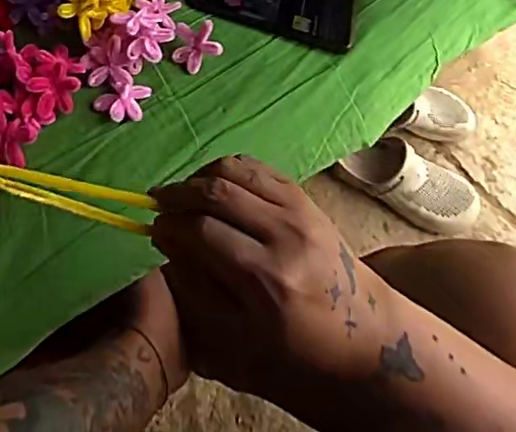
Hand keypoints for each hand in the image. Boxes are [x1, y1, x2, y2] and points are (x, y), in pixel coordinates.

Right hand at [149, 157, 386, 409]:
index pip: (202, 232)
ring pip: (235, 170)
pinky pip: (257, 168)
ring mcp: (297, 209)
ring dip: (200, 175)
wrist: (363, 332)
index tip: (152, 227)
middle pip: (216, 193)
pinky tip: (214, 183)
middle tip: (158, 201)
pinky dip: (227, 169)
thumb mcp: (239, 342)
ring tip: (183, 191)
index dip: (169, 225)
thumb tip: (167, 244)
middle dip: (178, 193)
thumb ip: (197, 292)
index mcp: (265, 281)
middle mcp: (283, 235)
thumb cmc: (296, 348)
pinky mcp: (304, 196)